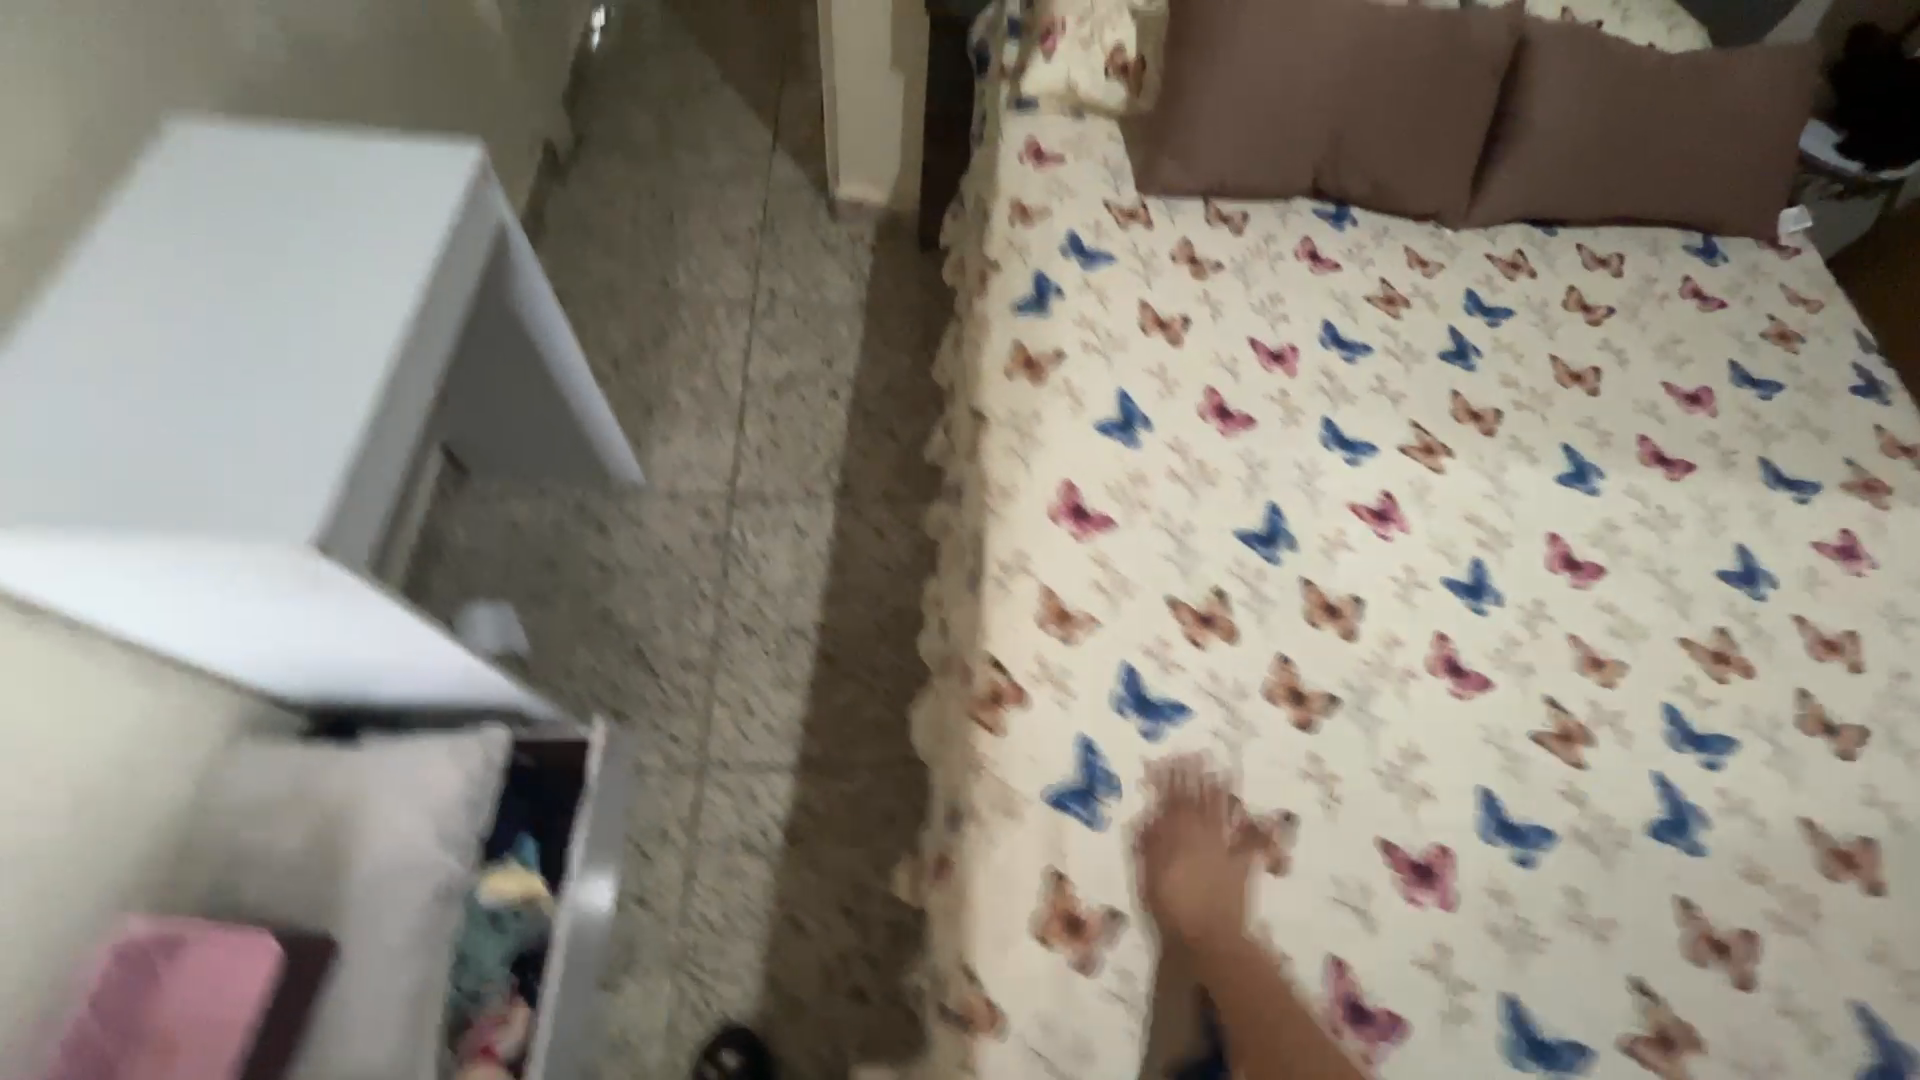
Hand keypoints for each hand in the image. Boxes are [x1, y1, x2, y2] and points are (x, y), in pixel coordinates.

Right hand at [1133, 755, 1255, 953]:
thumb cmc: (1168, 910)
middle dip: (1194, 776)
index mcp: (1174, 835)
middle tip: (1195, 754)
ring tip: (1222, 769)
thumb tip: (1148, 817)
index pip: (1170, 800)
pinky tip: (1262, 817)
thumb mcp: (1146, 876)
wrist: (1208, 940)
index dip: (1169, 779)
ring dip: (1220, 790)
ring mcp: (1224, 849)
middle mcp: (1200, 835)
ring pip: (1221, 812)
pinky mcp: (1242, 867)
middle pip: (1196, 799)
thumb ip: (1147, 844)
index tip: (1168, 759)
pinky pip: (1250, 843)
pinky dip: (1256, 829)